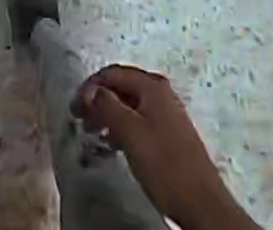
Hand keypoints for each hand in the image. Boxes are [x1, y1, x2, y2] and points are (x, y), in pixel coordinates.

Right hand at [73, 65, 262, 229]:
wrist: (199, 200)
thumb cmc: (164, 164)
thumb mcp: (130, 133)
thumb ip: (108, 107)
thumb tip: (90, 90)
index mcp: (152, 86)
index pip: (114, 73)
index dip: (90, 86)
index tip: (73, 107)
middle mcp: (160, 93)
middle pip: (122, 86)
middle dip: (98, 99)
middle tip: (78, 119)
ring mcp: (165, 112)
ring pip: (128, 103)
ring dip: (107, 113)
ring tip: (91, 132)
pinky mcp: (166, 132)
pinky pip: (137, 119)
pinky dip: (120, 126)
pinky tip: (111, 144)